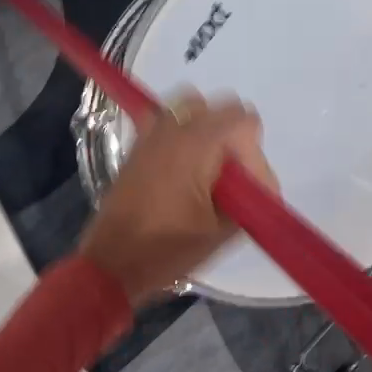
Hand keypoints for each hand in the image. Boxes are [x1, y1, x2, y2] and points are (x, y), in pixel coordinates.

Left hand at [78, 90, 279, 305]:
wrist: (111, 264)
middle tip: (226, 179)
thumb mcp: (222, 231)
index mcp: (199, 143)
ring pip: (187, 108)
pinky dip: (176, 134)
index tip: (242, 188)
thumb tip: (260, 185)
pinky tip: (179, 168)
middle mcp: (173, 128)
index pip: (245, 120)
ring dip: (203, 129)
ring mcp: (149, 136)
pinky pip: (162, 122)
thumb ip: (252, 200)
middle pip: (218, 107)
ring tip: (203, 169)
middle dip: (231, 138)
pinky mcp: (133, 149)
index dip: (252, 153)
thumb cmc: (167, 250)